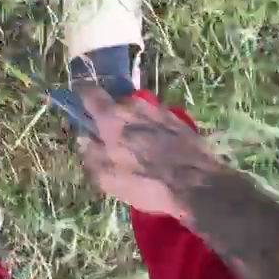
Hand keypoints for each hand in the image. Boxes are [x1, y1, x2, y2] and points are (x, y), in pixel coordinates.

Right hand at [76, 87, 216, 218]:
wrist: (198, 185)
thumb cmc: (146, 182)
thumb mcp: (108, 178)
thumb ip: (91, 155)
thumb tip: (84, 140)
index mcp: (111, 117)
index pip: (89, 93)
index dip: (81, 98)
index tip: (80, 109)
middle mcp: (133, 106)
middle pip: (115, 104)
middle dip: (110, 117)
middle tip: (110, 139)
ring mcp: (158, 111)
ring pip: (137, 112)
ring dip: (133, 124)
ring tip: (137, 147)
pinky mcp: (178, 121)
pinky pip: (156, 120)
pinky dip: (152, 130)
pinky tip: (157, 150)